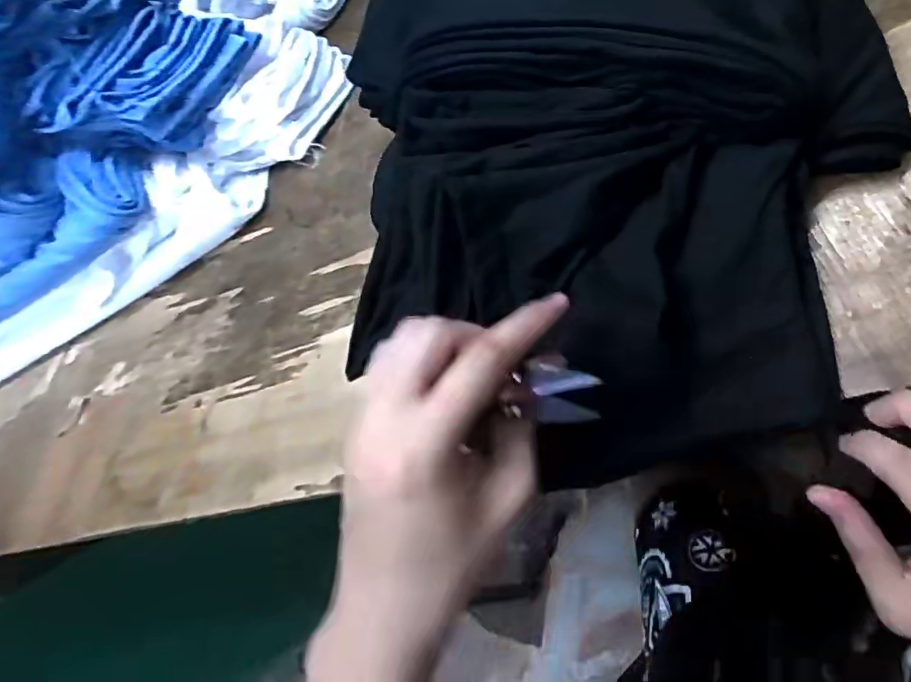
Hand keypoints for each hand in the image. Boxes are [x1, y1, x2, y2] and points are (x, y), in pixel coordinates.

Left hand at [305, 295, 566, 681]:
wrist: (381, 609)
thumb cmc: (454, 562)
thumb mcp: (509, 496)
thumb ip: (522, 426)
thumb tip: (525, 380)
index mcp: (425, 444)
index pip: (480, 360)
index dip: (525, 325)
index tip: (558, 302)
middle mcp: (383, 417)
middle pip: (434, 332)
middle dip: (480, 335)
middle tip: (507, 367)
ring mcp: (360, 415)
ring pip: (405, 336)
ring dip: (449, 340)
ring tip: (475, 374)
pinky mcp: (353, 420)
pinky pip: (389, 357)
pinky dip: (423, 354)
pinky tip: (444, 386)